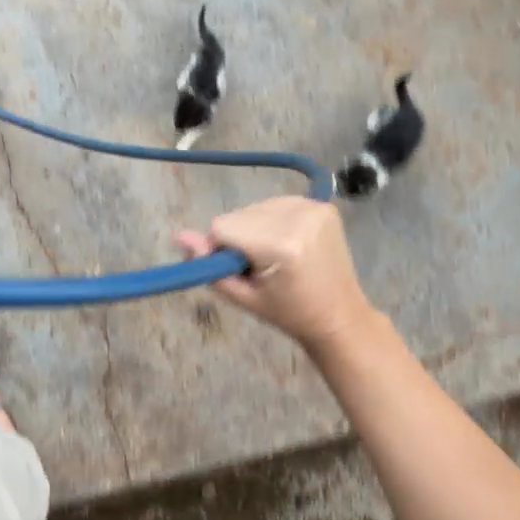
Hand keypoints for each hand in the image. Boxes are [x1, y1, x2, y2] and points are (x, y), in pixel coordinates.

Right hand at [176, 196, 378, 349]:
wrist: (340, 315)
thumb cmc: (288, 313)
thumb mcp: (242, 297)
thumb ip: (208, 266)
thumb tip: (179, 237)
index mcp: (280, 245)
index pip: (222, 227)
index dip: (220, 249)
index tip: (238, 270)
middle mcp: (298, 218)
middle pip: (238, 215)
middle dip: (238, 237)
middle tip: (259, 266)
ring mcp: (312, 208)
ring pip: (255, 208)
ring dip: (255, 228)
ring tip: (274, 255)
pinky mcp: (321, 204)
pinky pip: (276, 204)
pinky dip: (273, 221)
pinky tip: (287, 242)